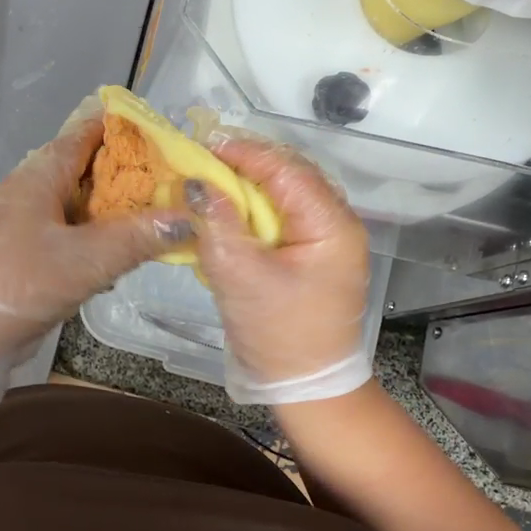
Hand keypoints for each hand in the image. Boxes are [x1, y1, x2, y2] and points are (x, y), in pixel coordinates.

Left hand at [0, 96, 190, 422]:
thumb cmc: (25, 284)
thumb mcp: (89, 260)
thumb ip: (140, 236)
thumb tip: (190, 217)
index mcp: (39, 175)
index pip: (86, 132)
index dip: (124, 128)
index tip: (165, 135)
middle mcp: (28, 187)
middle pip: (84, 166)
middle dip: (126, 171)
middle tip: (170, 181)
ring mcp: (23, 218)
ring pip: (76, 200)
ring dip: (111, 207)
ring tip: (153, 215)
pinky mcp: (23, 246)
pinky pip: (66, 228)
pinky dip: (92, 233)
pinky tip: (118, 253)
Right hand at [184, 133, 373, 403]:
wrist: (306, 385)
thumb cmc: (278, 332)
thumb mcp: (240, 276)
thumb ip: (218, 224)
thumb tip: (195, 183)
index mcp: (330, 225)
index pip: (286, 170)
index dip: (243, 153)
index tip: (202, 146)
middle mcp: (335, 224)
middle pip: (289, 176)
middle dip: (245, 164)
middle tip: (201, 159)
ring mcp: (324, 241)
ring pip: (283, 196)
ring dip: (246, 186)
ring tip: (207, 180)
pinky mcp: (309, 257)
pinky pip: (280, 219)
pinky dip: (251, 210)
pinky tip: (224, 211)